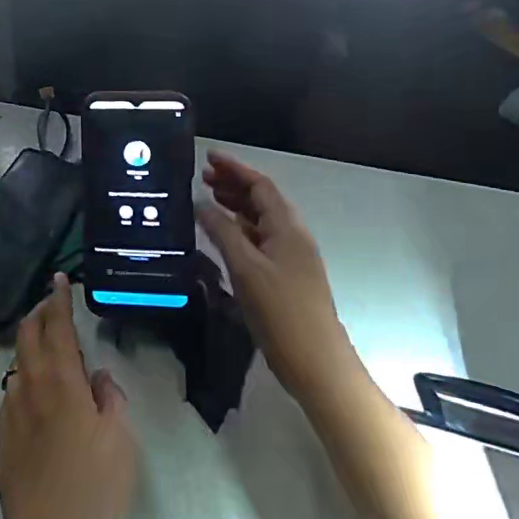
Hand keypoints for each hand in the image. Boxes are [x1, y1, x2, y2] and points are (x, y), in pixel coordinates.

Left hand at [0, 273, 135, 518]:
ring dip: (30, 344)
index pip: (58, 329)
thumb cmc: (98, 490)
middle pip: (27, 338)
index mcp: (63, 385)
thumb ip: (110, 398)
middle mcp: (30, 392)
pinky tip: (36, 388)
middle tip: (53, 302)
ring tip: (47, 342)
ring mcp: (10, 416)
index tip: (59, 278)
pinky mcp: (2, 440)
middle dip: (38, 313)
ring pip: (16, 363)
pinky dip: (24, 375)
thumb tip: (97, 378)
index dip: (59, 300)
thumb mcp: (122, 440)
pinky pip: (11, 392)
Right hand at [199, 151, 363, 406]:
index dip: (235, 168)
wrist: (316, 361)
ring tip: (209, 200)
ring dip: (237, 207)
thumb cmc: (280, 311)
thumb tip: (201, 204)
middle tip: (203, 177)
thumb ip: (222, 232)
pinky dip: (240, 231)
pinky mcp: (287, 276)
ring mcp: (292, 256)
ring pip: (261, 221)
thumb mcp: (245, 268)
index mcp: (287, 226)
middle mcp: (292, 235)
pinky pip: (261, 241)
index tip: (209, 157)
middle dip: (234, 185)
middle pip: (262, 200)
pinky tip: (223, 237)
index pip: (260, 185)